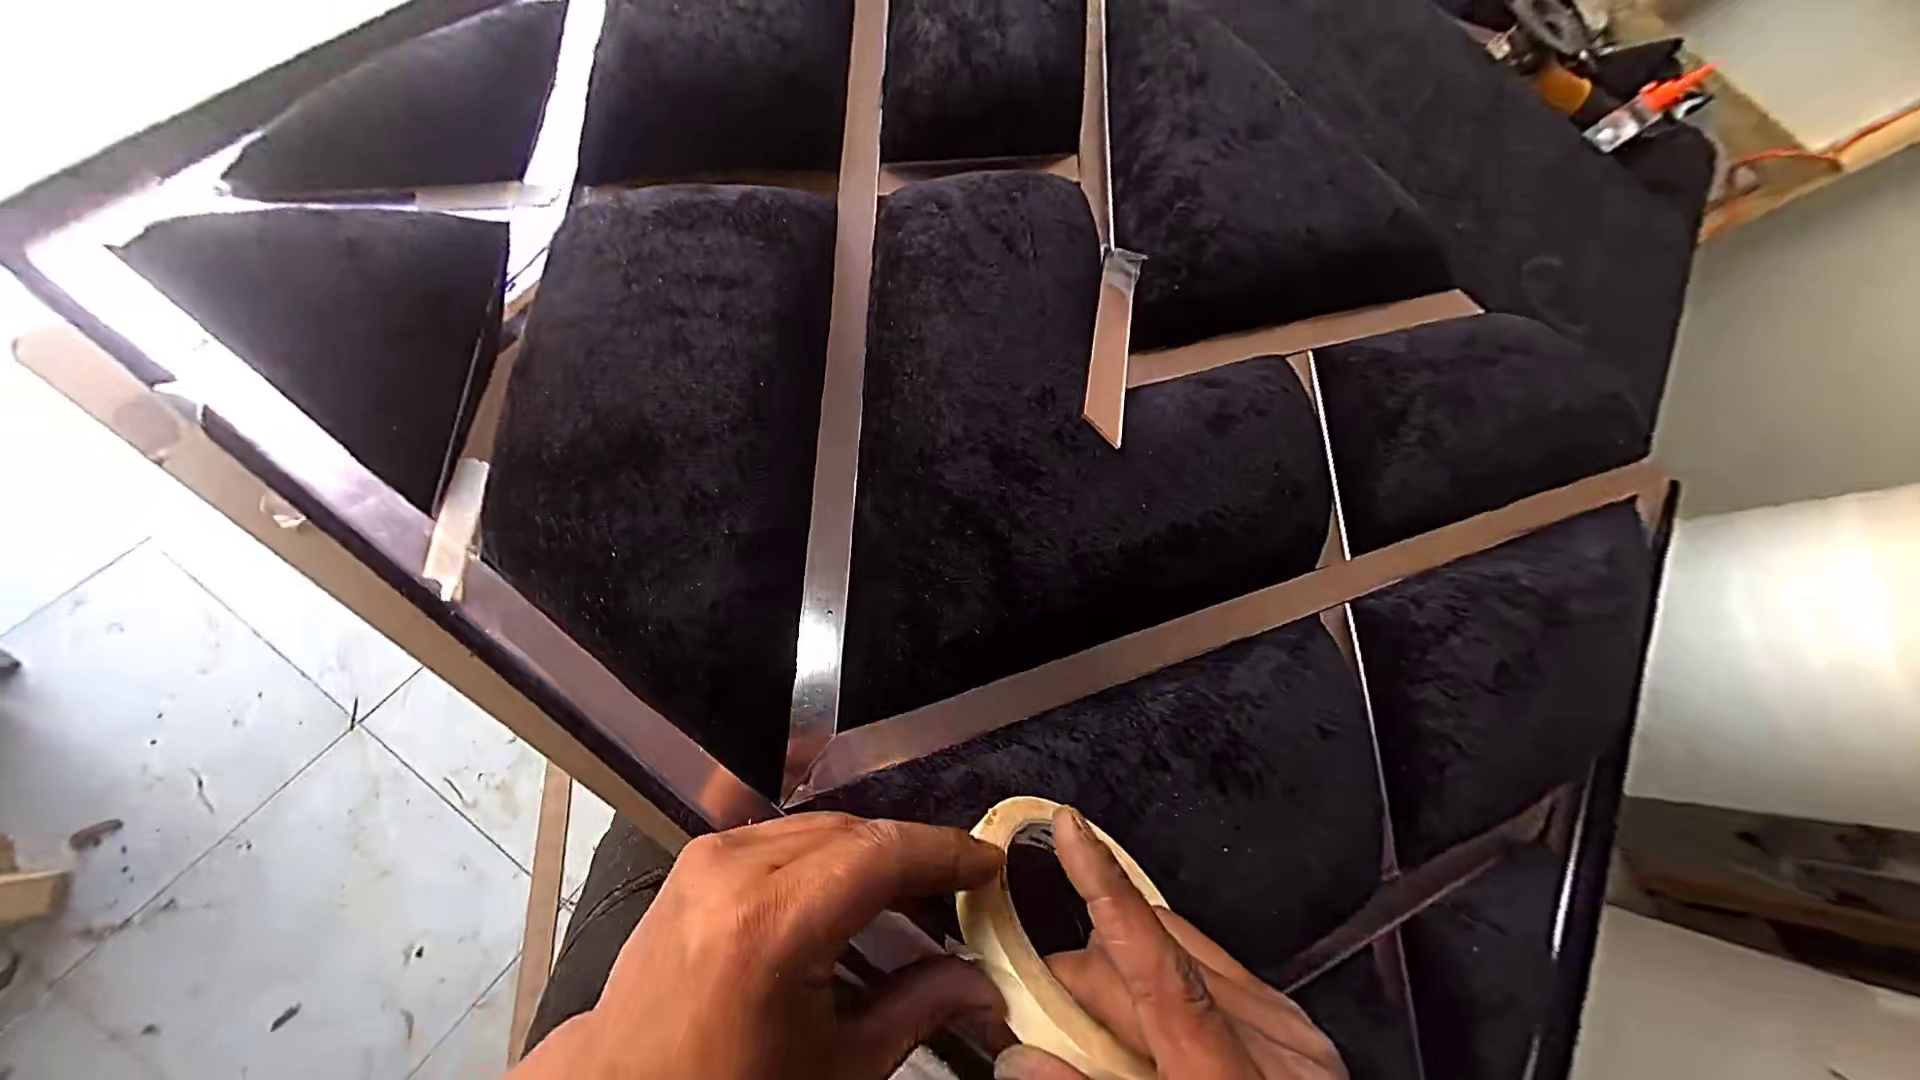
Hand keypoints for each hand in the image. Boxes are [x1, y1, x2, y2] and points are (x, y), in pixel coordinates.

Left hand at [512, 812, 1005, 1079]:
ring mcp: (714, 853)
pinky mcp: (704, 852)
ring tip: (917, 891)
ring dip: (878, 851)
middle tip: (960, 888)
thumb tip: (984, 984)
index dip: (944, 853)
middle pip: (858, 831)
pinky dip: (836, 853)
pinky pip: (792, 833)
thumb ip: (918, 1009)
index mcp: (768, 925)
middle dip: (916, 854)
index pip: (880, 854)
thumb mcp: (836, 1071)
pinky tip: (858, 888)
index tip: (987, 862)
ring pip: (827, 825)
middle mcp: (736, 868)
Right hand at [995, 807, 1347, 1079]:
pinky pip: (1203, 962)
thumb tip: (1022, 1057)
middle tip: (1038, 1022)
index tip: (1071, 830)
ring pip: (1169, 949)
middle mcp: (1277, 1046)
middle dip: (1078, 984)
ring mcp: (1294, 1030)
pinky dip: (1160, 978)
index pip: (1163, 971)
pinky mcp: (1297, 1021)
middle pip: (1143, 966)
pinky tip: (1148, 1024)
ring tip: (1098, 1034)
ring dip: (1118, 978)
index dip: (1109, 894)